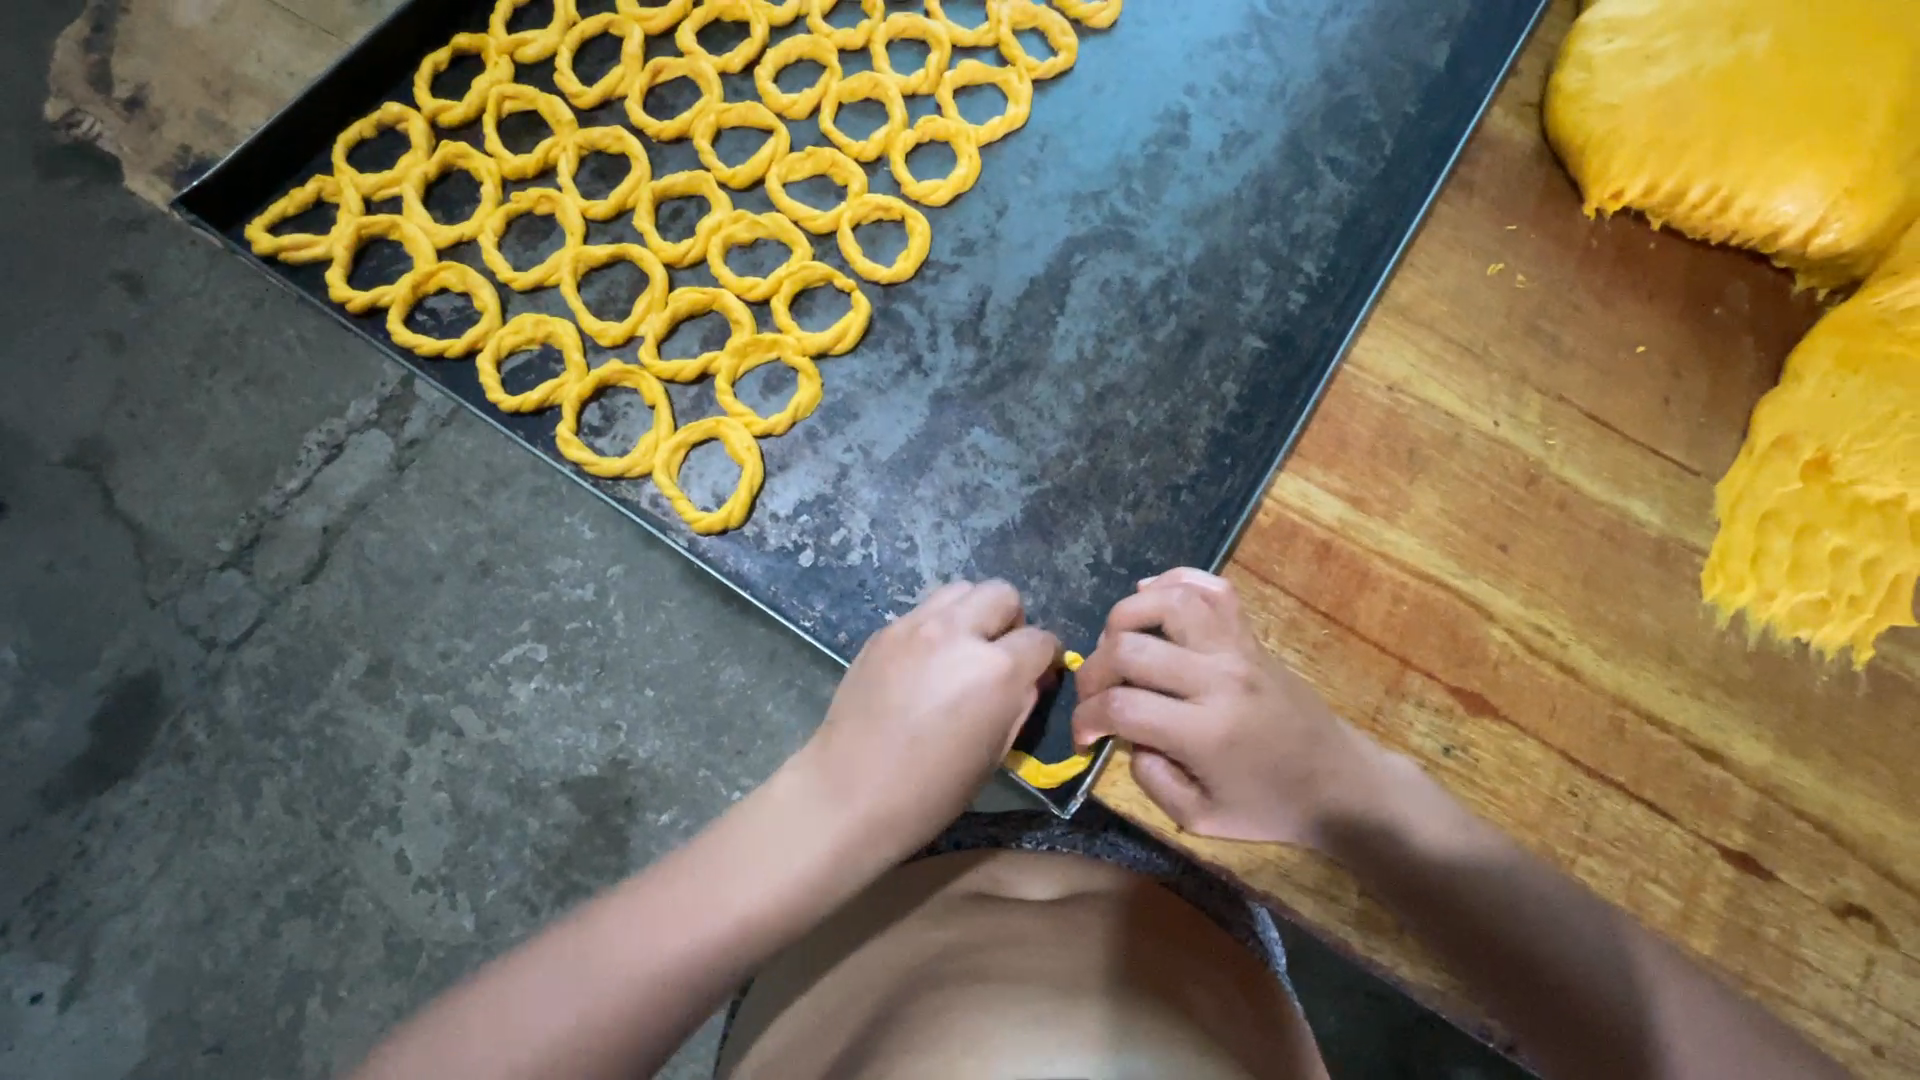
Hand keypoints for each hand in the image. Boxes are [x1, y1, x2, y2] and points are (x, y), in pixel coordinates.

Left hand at [795, 580, 1059, 857]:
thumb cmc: (932, 790)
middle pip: (1002, 594)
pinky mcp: (883, 631)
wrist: (849, 793)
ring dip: (973, 614)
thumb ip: (1020, 702)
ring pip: (961, 590)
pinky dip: (937, 626)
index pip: (1040, 639)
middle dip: (1011, 621)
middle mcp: (958, 633)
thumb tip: (1030, 677)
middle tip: (999, 655)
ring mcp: (915, 626)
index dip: (1046, 657)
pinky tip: (925, 663)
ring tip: (962, 650)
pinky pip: (924, 610)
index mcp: (996, 669)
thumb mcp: (996, 752)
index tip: (1039, 673)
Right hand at [1072, 568, 1386, 846]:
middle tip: (1095, 696)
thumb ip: (1149, 779)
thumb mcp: (1199, 818)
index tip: (1085, 736)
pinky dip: (1175, 581)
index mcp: (1206, 732)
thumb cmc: (1268, 806)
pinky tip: (1151, 596)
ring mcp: (1238, 649)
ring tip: (1116, 644)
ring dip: (1125, 618)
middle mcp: (1219, 678)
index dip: (1086, 719)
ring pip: (1168, 603)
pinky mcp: (1251, 635)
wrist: (1340, 783)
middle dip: (1093, 672)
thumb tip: (1126, 734)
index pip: (1121, 706)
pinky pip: (1212, 589)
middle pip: (1130, 648)